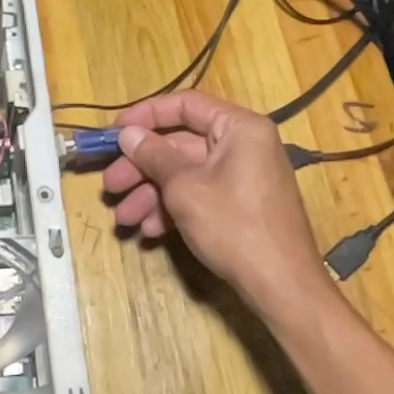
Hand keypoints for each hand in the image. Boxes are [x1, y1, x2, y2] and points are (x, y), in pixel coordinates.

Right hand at [102, 91, 326, 309]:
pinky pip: (198, 194)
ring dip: (150, 193)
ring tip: (124, 218)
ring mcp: (242, 177)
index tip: (115, 132)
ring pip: (184, 174)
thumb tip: (128, 134)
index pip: (185, 105)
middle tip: (111, 184)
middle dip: (141, 167)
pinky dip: (172, 208)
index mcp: (239, 128)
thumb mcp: (184, 187)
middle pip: (179, 144)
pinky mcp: (239, 206)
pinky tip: (149, 230)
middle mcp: (243, 145)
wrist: (282, 288)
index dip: (145, 116)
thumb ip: (153, 155)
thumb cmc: (234, 225)